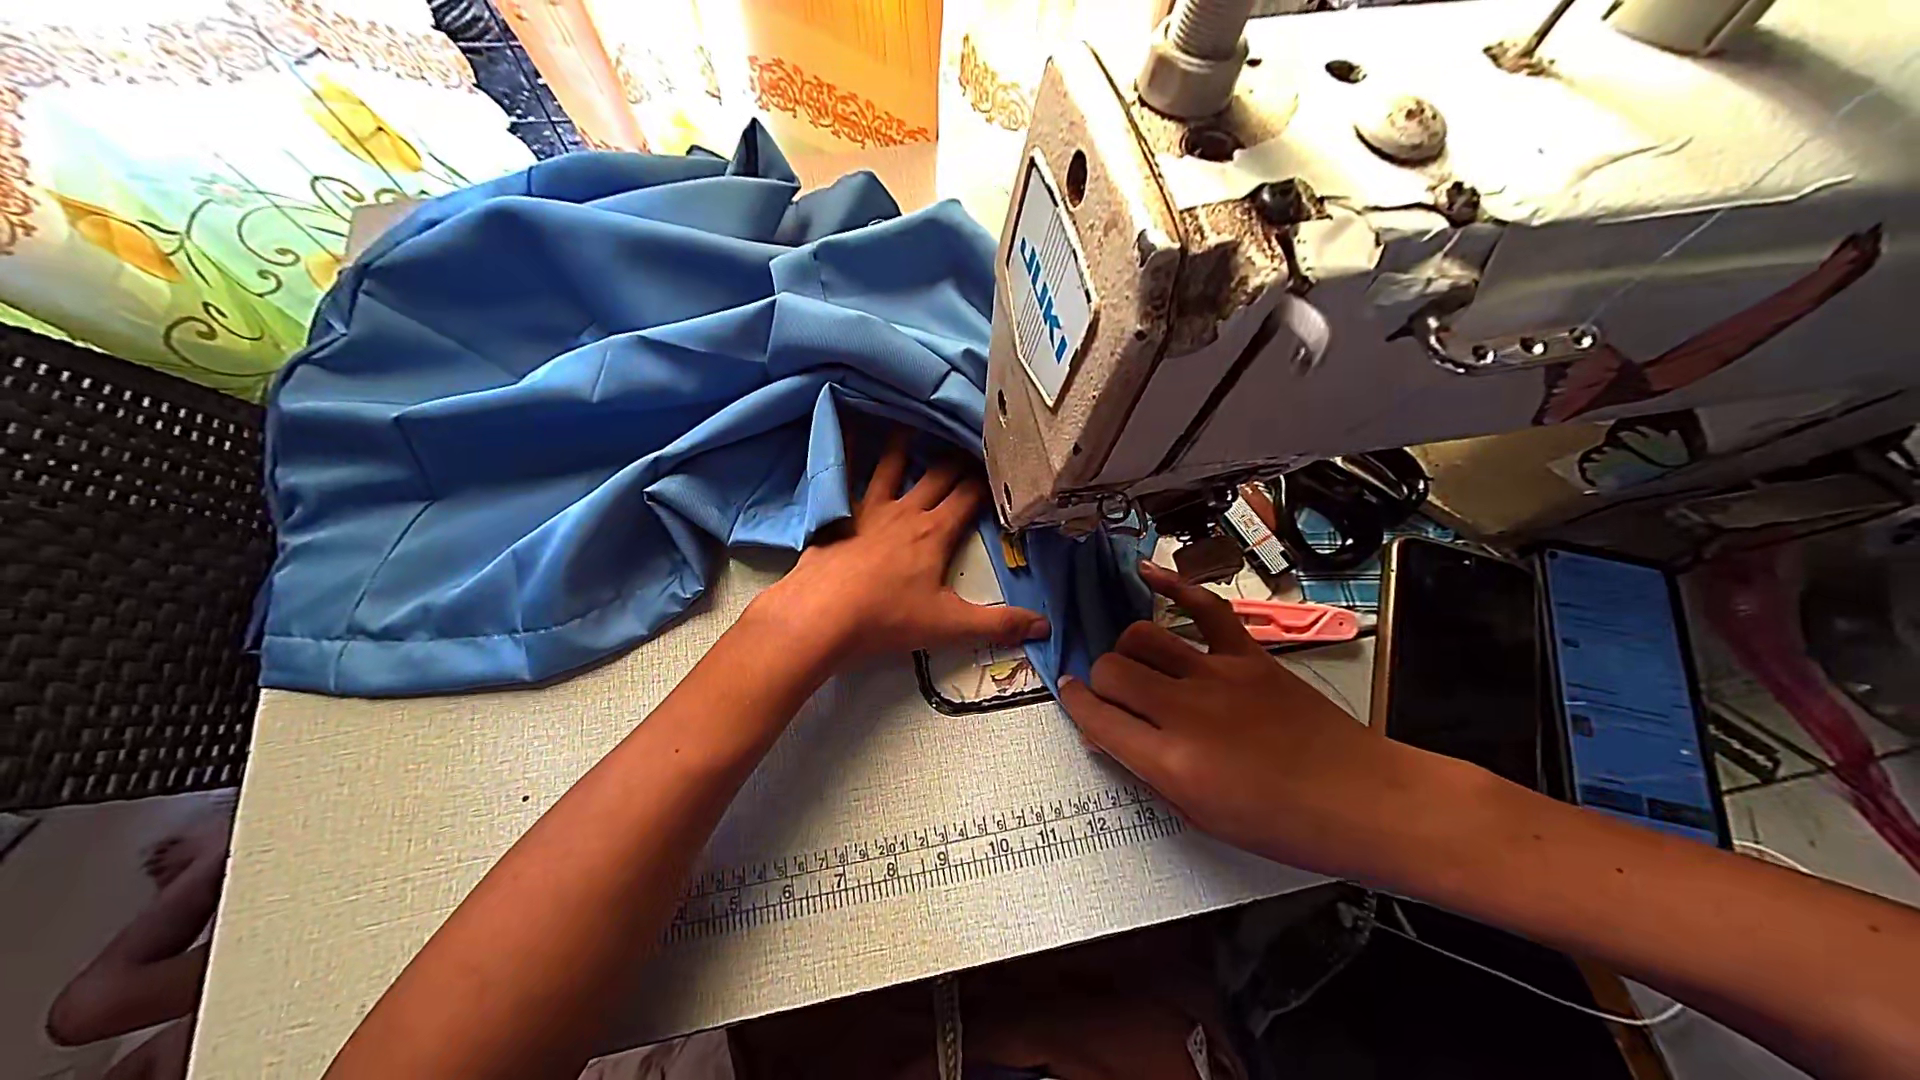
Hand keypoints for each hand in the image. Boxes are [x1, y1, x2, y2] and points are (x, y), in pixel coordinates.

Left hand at [755, 430, 1048, 669]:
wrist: (821, 615)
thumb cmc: (886, 618)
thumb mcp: (948, 627)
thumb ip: (998, 625)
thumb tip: (1044, 626)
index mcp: (936, 532)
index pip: (970, 496)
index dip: (989, 478)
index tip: (1002, 463)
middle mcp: (906, 511)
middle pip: (939, 474)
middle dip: (958, 458)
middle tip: (969, 438)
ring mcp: (869, 509)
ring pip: (892, 465)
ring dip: (905, 443)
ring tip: (913, 420)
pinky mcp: (839, 515)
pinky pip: (845, 474)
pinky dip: (847, 448)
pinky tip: (843, 426)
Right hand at [1058, 562, 1456, 882]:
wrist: (1363, 802)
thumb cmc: (1284, 824)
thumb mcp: (1200, 816)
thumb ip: (1146, 772)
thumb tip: (1108, 736)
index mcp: (1172, 761)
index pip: (1096, 717)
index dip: (1075, 704)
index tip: (1071, 696)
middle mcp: (1186, 710)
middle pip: (1112, 669)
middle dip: (1100, 680)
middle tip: (1111, 692)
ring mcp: (1218, 675)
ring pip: (1142, 636)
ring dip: (1127, 647)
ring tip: (1136, 661)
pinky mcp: (1248, 655)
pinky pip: (1203, 607)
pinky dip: (1173, 586)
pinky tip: (1147, 575)